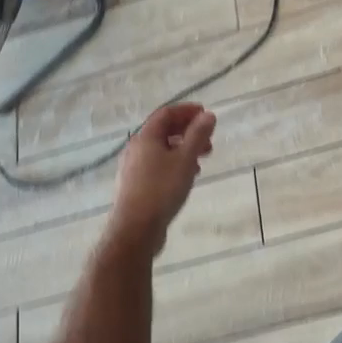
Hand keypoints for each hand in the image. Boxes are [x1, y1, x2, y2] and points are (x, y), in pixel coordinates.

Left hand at [106, 103, 215, 258]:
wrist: (134, 231)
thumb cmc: (161, 190)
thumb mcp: (186, 159)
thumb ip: (198, 135)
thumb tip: (208, 115)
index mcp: (145, 138)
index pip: (166, 113)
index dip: (187, 110)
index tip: (206, 114)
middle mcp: (135, 149)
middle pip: (163, 131)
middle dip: (188, 132)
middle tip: (208, 141)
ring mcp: (133, 169)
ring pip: (161, 150)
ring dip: (183, 149)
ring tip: (201, 161)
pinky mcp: (134, 186)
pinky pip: (156, 165)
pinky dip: (174, 164)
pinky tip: (186, 177)